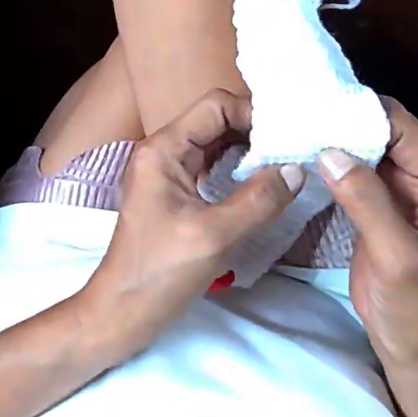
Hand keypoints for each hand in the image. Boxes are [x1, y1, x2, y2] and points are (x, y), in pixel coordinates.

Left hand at [71, 88, 303, 359]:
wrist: (121, 310)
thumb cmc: (160, 271)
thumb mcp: (214, 235)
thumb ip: (258, 200)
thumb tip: (296, 169)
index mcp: (163, 149)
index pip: (214, 106)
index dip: (252, 114)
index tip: (287, 137)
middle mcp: (162, 151)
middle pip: (215, 121)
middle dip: (255, 131)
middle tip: (293, 150)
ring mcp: (167, 172)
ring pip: (215, 145)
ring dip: (248, 151)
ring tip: (285, 165)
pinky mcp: (174, 193)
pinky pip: (211, 168)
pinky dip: (237, 170)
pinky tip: (263, 185)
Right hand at [319, 99, 417, 367]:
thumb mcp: (397, 257)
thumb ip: (368, 202)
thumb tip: (330, 151)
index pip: (403, 128)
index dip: (361, 112)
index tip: (315, 105)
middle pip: (383, 133)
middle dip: (342, 123)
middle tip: (295, 116)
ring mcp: (403, 192)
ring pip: (365, 149)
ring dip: (333, 141)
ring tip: (292, 130)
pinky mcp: (380, 205)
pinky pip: (354, 172)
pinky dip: (330, 164)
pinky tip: (302, 158)